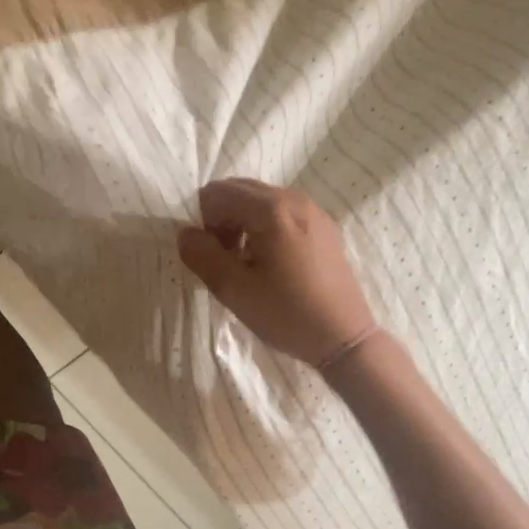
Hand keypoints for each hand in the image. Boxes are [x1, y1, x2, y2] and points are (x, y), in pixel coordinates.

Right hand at [177, 178, 377, 366]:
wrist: (343, 338)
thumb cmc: (286, 313)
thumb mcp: (233, 289)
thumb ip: (201, 255)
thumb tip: (185, 232)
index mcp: (271, 210)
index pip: (216, 193)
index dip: (205, 222)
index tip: (216, 255)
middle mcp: (294, 199)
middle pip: (239, 190)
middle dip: (223, 218)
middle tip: (229, 258)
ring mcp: (314, 210)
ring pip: (260, 200)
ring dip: (243, 223)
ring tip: (249, 263)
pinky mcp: (325, 226)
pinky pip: (282, 212)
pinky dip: (266, 227)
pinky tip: (273, 263)